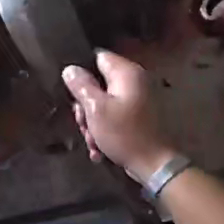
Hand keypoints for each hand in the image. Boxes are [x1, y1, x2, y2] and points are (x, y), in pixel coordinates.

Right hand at [63, 51, 178, 182]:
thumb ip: (81, 85)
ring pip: (101, 100)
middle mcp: (134, 81)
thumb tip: (70, 69)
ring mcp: (137, 99)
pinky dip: (103, 127)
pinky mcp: (137, 115)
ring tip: (91, 138)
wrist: (154, 166)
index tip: (71, 91)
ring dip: (91, 119)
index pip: (96, 57)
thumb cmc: (124, 133)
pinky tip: (98, 145)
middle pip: (97, 82)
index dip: (80, 71)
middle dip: (84, 103)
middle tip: (81, 121)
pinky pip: (112, 113)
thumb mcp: (95, 108)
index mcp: (127, 73)